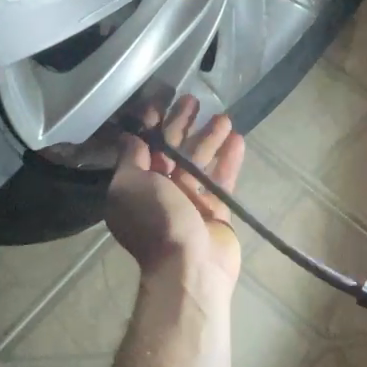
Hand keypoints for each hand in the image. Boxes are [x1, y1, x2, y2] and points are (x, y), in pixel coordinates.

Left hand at [107, 96, 245, 298]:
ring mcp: (189, 203)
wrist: (189, 266)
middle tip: (194, 100)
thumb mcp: (130, 184)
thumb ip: (132, 158)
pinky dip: (228, 160)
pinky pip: (221, 181)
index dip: (151, 124)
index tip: (162, 100)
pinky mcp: (216, 213)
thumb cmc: (156, 221)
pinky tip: (237, 139)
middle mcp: (160, 193)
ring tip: (224, 116)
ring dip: (209, 139)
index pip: (142, 148)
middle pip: (172, 152)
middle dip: (182, 125)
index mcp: (135, 187)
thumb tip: (134, 136)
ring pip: (199, 163)